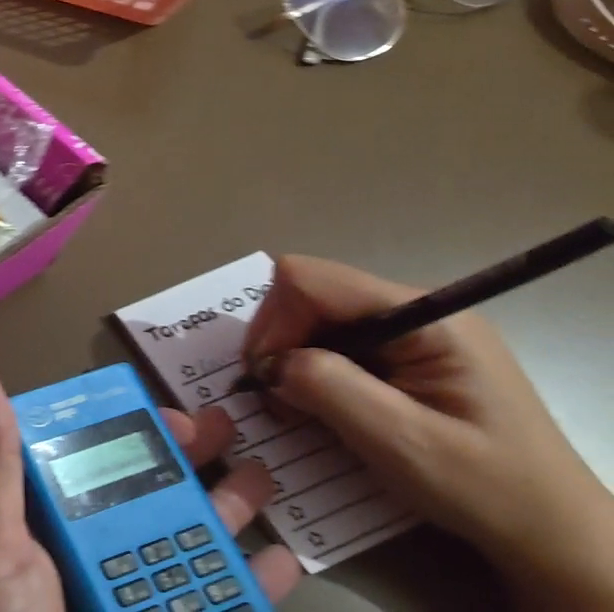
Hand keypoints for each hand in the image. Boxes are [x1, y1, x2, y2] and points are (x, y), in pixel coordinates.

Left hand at [0, 361, 299, 611]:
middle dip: (188, 464)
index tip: (169, 412)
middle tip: (232, 428)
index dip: (126, 433)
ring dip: (229, 513)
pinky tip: (284, 560)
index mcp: (42, 525)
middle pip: (146, 499)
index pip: (87, 464)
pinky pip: (217, 604)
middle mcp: (90, 557)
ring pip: (189, 547)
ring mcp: (134, 599)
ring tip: (266, 480)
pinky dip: (253, 583)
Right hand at [243, 255, 613, 607]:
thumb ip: (328, 386)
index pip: (309, 280)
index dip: (274, 321)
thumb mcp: (401, 441)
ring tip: (295, 406)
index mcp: (427, 317)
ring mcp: (411, 331)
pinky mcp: (403, 354)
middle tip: (276, 398)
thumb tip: (269, 363)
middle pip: (308, 294)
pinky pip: (332, 340)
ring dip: (291, 358)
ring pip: (314, 318)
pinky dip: (309, 369)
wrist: (553, 539)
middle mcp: (416, 310)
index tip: (266, 376)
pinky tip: (318, 403)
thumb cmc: (485, 490)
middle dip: (278, 341)